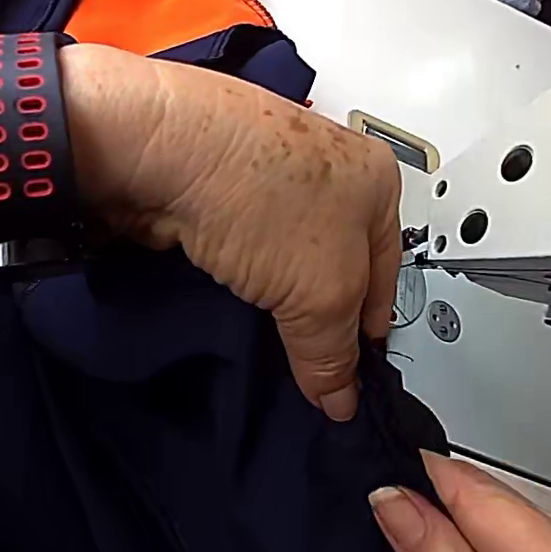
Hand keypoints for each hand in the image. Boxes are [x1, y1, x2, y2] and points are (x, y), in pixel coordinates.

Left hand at [63, 44, 402, 419]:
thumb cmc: (259, 193)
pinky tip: (223, 301)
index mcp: (371, 180)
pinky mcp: (207, 191)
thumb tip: (338, 398)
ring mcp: (256, 178)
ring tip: (261, 335)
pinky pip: (228, 247)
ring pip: (273, 254)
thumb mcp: (323, 289)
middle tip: (310, 360)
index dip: (372, 321)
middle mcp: (315, 172)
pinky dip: (229, 275)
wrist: (163, 153)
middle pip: (328, 260)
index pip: (386, 268)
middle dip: (317, 310)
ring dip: (266, 293)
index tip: (360, 361)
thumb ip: (332, 350)